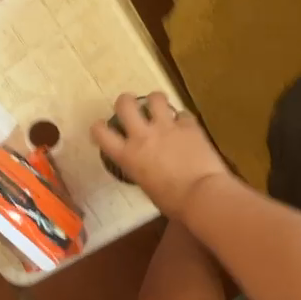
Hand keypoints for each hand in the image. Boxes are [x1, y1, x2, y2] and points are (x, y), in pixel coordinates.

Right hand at [91, 92, 231, 215]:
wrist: (201, 194)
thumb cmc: (172, 202)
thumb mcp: (146, 186)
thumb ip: (141, 169)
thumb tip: (146, 166)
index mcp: (127, 156)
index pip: (101, 133)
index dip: (98, 127)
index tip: (102, 128)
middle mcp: (142, 136)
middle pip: (125, 104)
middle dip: (125, 102)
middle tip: (130, 107)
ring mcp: (167, 127)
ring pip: (155, 97)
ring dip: (155, 101)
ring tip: (159, 108)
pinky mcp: (189, 125)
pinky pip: (182, 113)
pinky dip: (182, 119)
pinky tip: (185, 127)